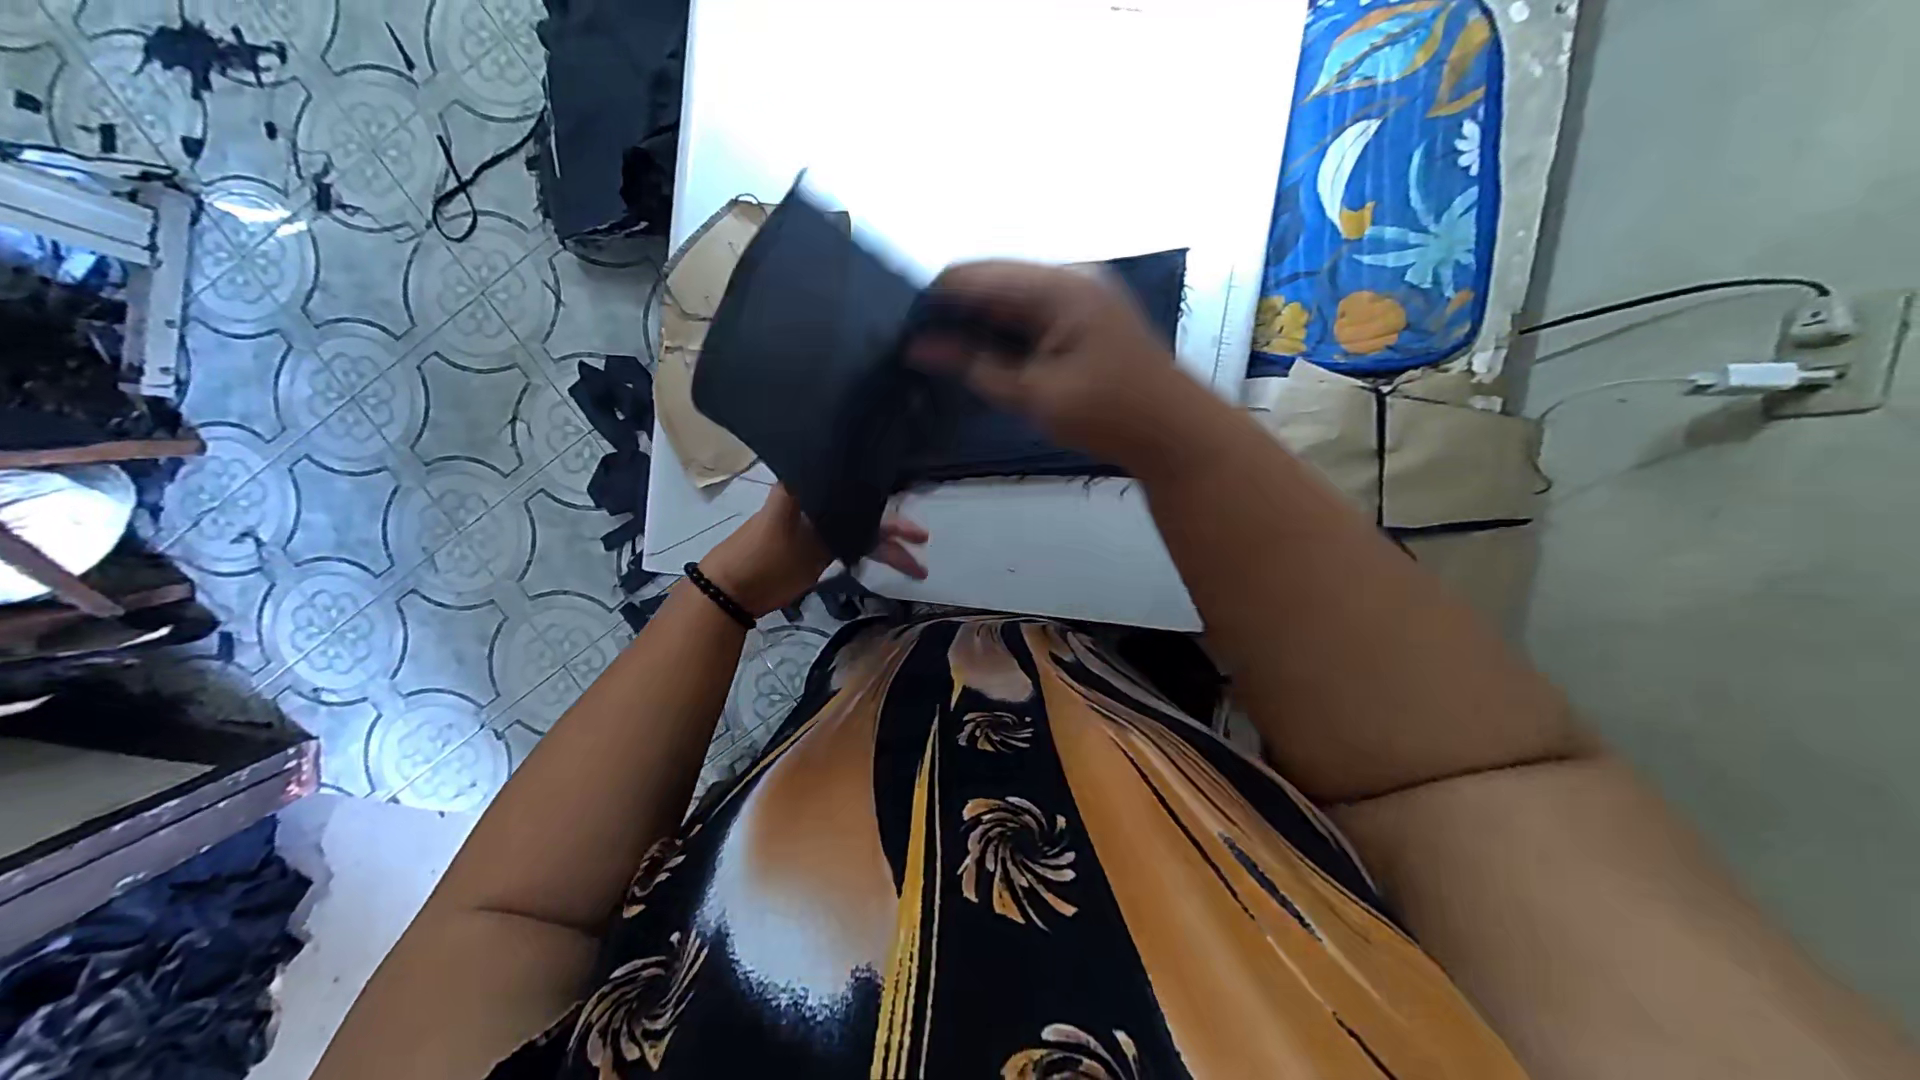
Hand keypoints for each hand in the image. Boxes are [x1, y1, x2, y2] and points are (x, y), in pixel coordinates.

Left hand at [698, 484, 928, 617]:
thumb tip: (828, 454)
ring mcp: (827, 531)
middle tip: (923, 535)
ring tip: (921, 566)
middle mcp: (824, 506)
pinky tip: (902, 565)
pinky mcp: (827, 553)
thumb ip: (800, 489)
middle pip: (867, 509)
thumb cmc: (758, 550)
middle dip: (896, 523)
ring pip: (868, 534)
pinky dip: (881, 557)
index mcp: (813, 491)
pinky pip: (861, 550)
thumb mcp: (779, 517)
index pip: (853, 481)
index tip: (908, 484)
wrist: (737, 590)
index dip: (879, 482)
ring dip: (893, 547)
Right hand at [907, 260, 1220, 469]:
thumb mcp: (1035, 394)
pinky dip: (1004, 335)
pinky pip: (1031, 317)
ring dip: (977, 326)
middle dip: (953, 314)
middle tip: (917, 349)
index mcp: (1057, 286)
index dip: (934, 299)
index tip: (901, 331)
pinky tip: (981, 357)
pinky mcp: (1084, 318)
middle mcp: (1068, 278)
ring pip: (1009, 302)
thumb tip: (919, 347)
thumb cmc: (1108, 414)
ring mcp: (1079, 297)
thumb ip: (975, 366)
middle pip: (991, 283)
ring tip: (940, 355)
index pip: (974, 275)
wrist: (1176, 433)